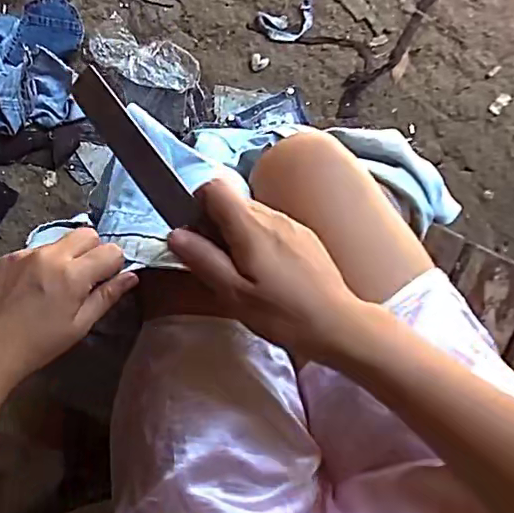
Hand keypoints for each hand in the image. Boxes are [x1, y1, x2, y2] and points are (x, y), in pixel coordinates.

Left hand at [0, 228, 136, 398]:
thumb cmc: (37, 346)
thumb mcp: (79, 326)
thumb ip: (106, 297)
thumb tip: (131, 277)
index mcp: (71, 275)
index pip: (110, 251)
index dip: (114, 266)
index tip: (106, 282)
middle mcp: (48, 255)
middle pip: (86, 234)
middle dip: (94, 252)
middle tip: (85, 280)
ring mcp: (23, 254)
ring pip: (59, 241)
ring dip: (66, 257)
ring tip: (54, 288)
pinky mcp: (4, 258)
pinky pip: (33, 251)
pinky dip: (40, 264)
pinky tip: (30, 290)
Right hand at [167, 179, 380, 362]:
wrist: (337, 325)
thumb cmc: (285, 315)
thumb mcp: (234, 294)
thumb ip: (203, 260)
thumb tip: (176, 235)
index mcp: (251, 226)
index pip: (214, 187)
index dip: (197, 206)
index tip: (196, 235)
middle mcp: (274, 216)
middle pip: (233, 203)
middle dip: (217, 227)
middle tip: (219, 266)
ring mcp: (294, 225)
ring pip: (253, 216)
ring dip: (240, 237)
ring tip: (245, 276)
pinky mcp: (307, 238)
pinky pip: (274, 229)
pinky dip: (261, 244)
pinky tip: (268, 276)